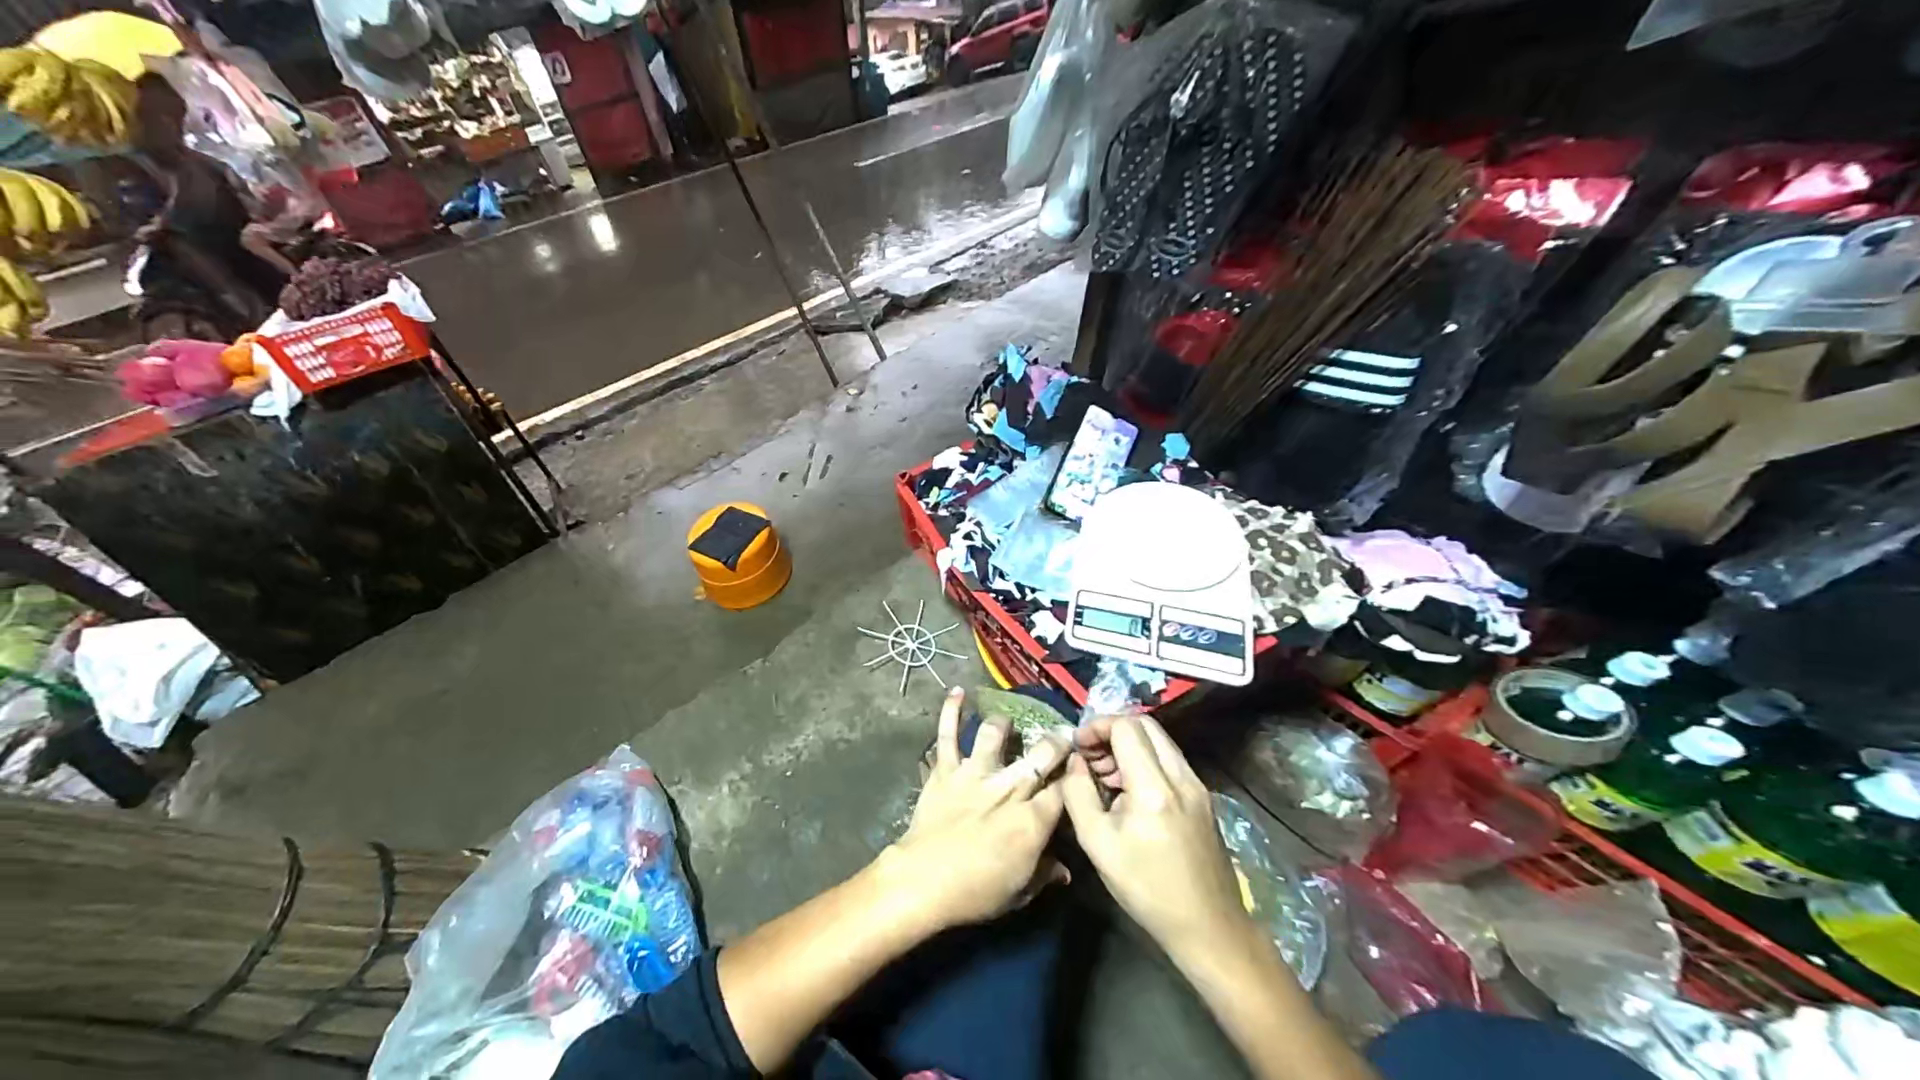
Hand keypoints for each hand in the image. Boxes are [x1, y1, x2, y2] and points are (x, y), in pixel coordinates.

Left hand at [884, 686, 1071, 930]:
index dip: (1075, 777)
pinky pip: (948, 735)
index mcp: (1033, 818)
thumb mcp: (1020, 891)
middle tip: (1062, 733)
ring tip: (1008, 722)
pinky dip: (951, 711)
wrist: (925, 882)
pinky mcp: (946, 770)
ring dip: (1003, 725)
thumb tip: (1067, 870)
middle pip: (1041, 754)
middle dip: (1056, 741)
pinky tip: (956, 692)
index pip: (1064, 790)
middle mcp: (1009, 787)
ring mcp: (976, 774)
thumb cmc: (977, 892)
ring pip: (995, 736)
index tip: (1082, 769)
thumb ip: (1045, 873)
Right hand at [1063, 715, 1252, 958]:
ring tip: (1105, 776)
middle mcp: (1181, 776)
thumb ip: (1078, 794)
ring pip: (1159, 741)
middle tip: (1090, 758)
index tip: (1077, 747)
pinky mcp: (1203, 797)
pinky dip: (1145, 760)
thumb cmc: (1146, 889)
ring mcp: (1197, 785)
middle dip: (1112, 731)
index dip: (1096, 727)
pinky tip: (1129, 791)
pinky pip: (1170, 761)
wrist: (1208, 926)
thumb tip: (1075, 762)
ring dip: (1128, 745)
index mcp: (1154, 787)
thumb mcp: (1097, 844)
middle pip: (1145, 724)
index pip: (1126, 726)